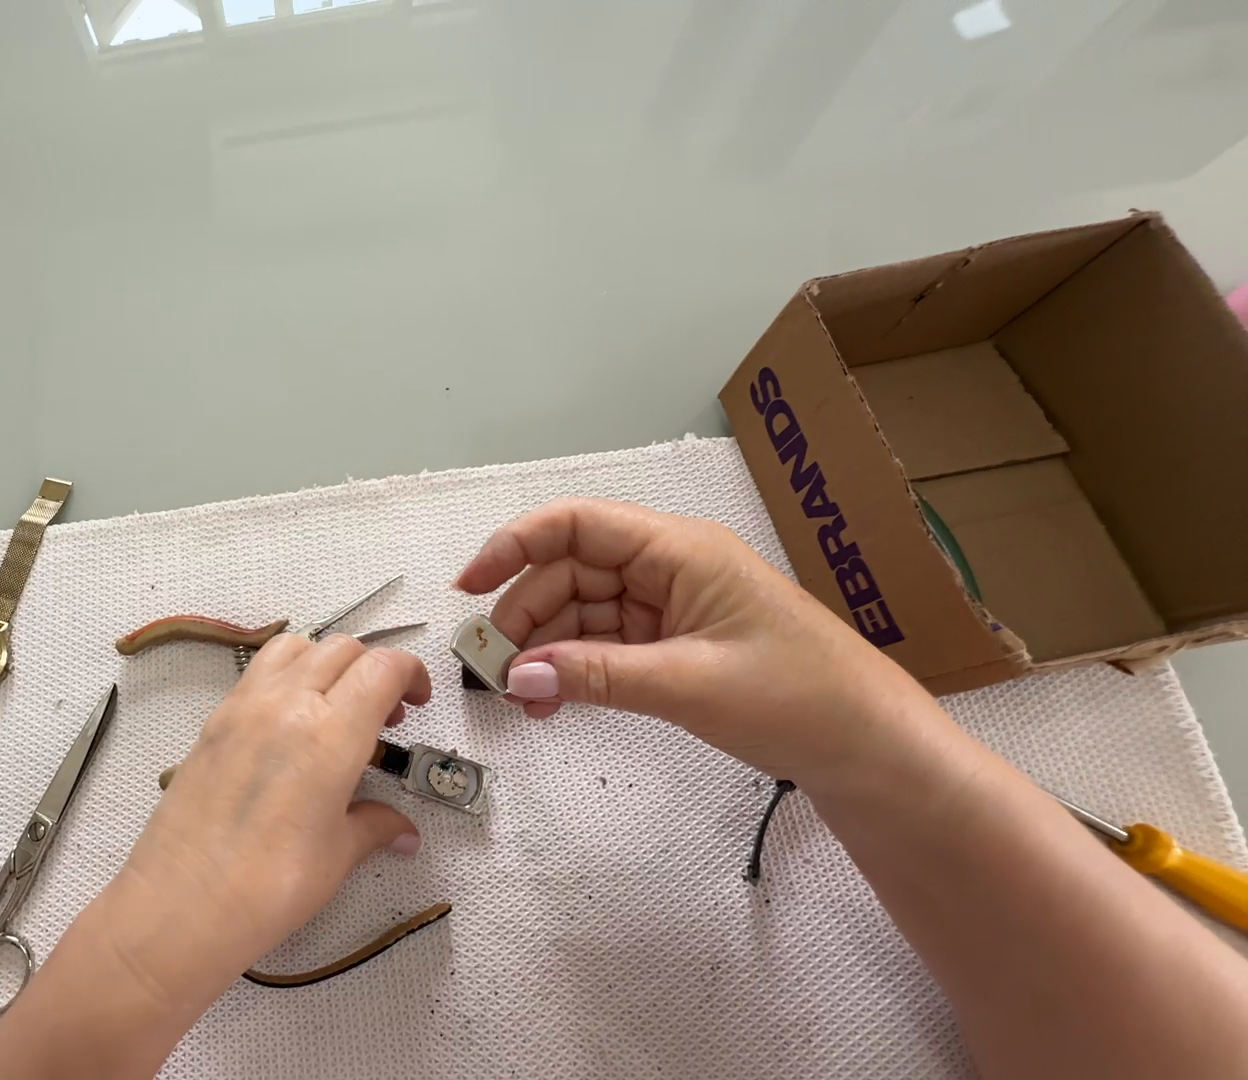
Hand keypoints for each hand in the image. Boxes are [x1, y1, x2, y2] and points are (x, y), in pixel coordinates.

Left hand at [0, 636, 431, 1079]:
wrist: (180, 905)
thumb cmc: (270, 886)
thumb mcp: (337, 856)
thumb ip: (375, 827)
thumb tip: (404, 831)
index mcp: (329, 733)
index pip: (382, 667)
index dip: (411, 673)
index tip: (418, 701)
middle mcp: (287, 702)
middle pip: (343, 648)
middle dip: (374, 668)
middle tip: (384, 715)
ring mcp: (245, 704)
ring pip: (297, 646)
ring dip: (327, 661)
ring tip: (335, 706)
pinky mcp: (215, 717)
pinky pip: (260, 669)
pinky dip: (289, 674)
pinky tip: (290, 723)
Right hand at [455, 498, 945, 787]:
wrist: (873, 752)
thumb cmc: (798, 697)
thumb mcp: (687, 684)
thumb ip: (594, 675)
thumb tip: (513, 676)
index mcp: (676, 549)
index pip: (575, 524)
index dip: (513, 546)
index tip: (468, 587)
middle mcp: (662, 567)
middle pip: (567, 573)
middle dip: (525, 617)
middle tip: (492, 669)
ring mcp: (663, 606)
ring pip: (577, 612)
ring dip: (543, 651)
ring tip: (520, 698)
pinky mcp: (665, 643)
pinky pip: (599, 645)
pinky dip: (570, 670)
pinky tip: (548, 703)